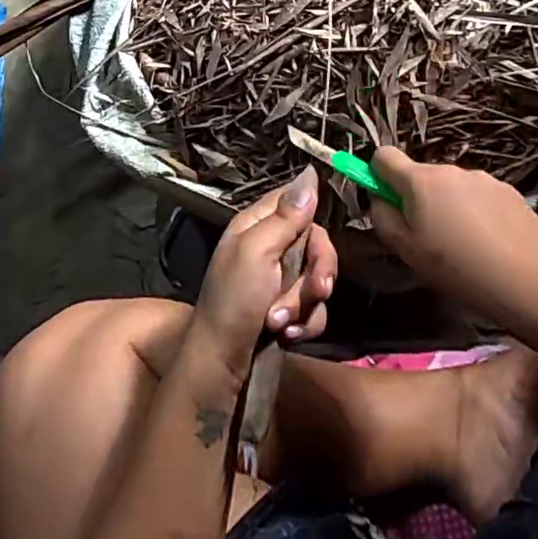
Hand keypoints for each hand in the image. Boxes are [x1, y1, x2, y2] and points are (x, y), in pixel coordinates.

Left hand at [188, 168, 337, 378]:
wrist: (220, 365)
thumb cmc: (233, 301)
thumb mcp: (257, 252)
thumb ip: (286, 216)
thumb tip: (309, 173)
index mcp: (255, 225)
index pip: (296, 202)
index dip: (311, 221)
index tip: (315, 243)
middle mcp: (268, 248)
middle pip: (315, 244)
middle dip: (316, 273)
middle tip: (315, 292)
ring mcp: (278, 282)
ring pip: (317, 280)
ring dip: (303, 306)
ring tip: (280, 324)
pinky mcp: (286, 311)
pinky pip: (314, 310)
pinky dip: (304, 325)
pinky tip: (286, 337)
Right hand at [366, 148, 537, 319]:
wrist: (536, 284)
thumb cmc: (460, 269)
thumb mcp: (406, 250)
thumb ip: (382, 217)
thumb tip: (379, 198)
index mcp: (420, 180)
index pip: (383, 155)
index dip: (377, 176)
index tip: (386, 204)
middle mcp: (451, 170)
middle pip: (419, 175)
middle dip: (417, 199)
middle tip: (427, 239)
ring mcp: (484, 179)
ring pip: (450, 188)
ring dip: (447, 208)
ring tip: (463, 248)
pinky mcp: (511, 193)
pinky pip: (478, 198)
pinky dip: (475, 215)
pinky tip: (489, 246)